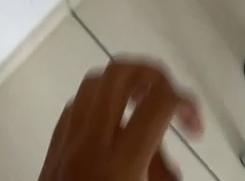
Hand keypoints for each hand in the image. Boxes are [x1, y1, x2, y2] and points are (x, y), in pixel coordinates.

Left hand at [39, 60, 203, 180]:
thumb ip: (163, 176)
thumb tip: (170, 170)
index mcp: (120, 163)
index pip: (158, 103)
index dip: (184, 101)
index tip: (193, 120)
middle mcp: (89, 145)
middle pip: (119, 74)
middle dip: (151, 75)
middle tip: (169, 95)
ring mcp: (66, 144)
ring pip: (93, 83)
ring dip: (122, 84)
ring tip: (143, 104)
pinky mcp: (51, 152)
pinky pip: (74, 107)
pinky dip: (96, 103)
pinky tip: (110, 125)